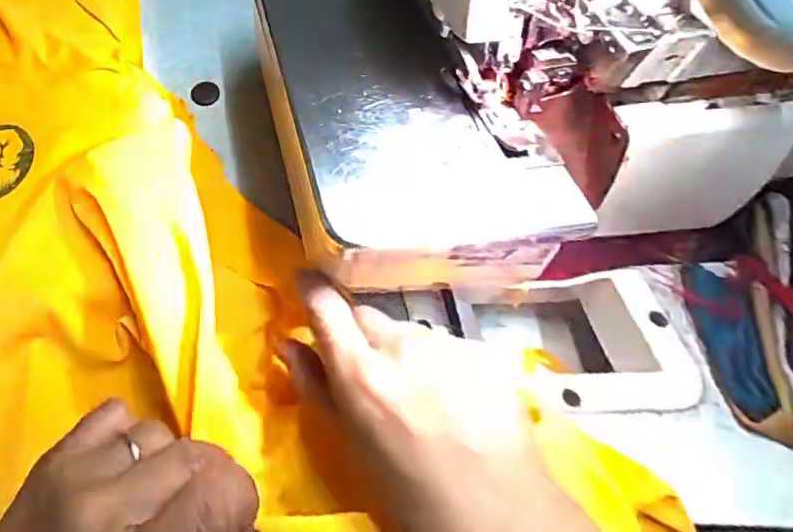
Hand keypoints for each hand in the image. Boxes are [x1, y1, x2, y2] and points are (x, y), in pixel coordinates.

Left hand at [0, 399, 259, 531]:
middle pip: (190, 455)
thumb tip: (232, 509)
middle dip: (208, 479)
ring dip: (167, 461)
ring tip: (154, 494)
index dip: (239, 497)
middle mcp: (106, 509)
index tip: (237, 516)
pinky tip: (122, 469)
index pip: (214, 493)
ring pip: (156, 430)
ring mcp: (74, 474)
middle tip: (201, 510)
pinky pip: (113, 413)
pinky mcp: (52, 455)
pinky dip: (128, 437)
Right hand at [285, 273, 595, 531]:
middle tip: (375, 377)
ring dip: (406, 352)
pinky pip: (447, 344)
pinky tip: (457, 400)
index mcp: (361, 372)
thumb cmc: (412, 494)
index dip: (312, 289)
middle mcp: (401, 345)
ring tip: (423, 396)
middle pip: (366, 317)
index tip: (306, 285)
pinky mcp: (482, 350)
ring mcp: (446, 344)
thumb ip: (315, 387)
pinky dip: (444, 364)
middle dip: (362, 336)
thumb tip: (287, 342)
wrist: (505, 522)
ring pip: (408, 331)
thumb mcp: (351, 447)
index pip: (325, 301)